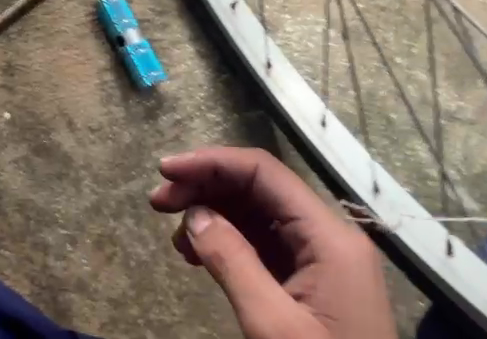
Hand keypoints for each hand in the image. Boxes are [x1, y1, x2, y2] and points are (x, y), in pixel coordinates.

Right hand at [151, 147, 393, 338]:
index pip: (262, 172)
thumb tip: (195, 214)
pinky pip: (263, 243)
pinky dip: (226, 241)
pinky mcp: (313, 284)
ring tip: (175, 237)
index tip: (164, 172)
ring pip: (256, 213)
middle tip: (158, 203)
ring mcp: (323, 261)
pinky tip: (198, 256)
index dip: (210, 163)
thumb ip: (232, 261)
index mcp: (329, 237)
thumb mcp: (273, 326)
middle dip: (205, 188)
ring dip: (211, 215)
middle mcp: (329, 237)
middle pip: (257, 188)